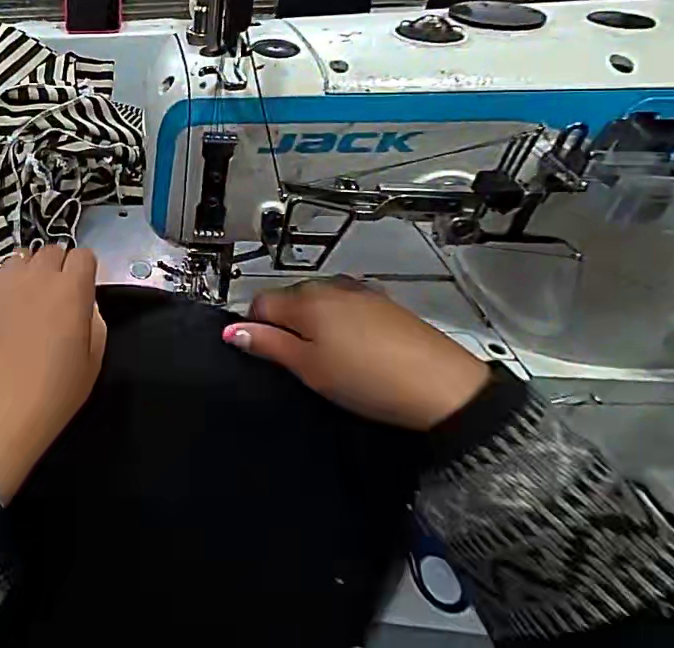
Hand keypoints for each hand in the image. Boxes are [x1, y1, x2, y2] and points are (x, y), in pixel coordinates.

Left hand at [0, 245, 104, 503]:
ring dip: (28, 272)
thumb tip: (85, 304)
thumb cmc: (51, 394)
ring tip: (24, 300)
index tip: (82, 291)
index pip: (84, 255)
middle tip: (54, 298)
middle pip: (53, 251)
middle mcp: (37, 274)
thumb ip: (95, 322)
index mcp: (71, 288)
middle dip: (58, 268)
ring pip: (21, 257)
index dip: (85, 272)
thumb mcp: (93, 363)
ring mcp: (2, 280)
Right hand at [222, 276, 489, 430]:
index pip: (258, 303)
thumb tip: (232, 330)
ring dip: (314, 325)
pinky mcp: (383, 303)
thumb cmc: (368, 379)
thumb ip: (268, 344)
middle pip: (288, 299)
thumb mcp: (309, 369)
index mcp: (305, 299)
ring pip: (318, 303)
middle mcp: (330, 286)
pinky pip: (345, 308)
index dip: (254, 329)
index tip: (265, 355)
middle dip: (285, 326)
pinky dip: (341, 324)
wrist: (441, 386)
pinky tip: (356, 352)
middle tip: (298, 365)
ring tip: (330, 362)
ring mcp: (359, 292)